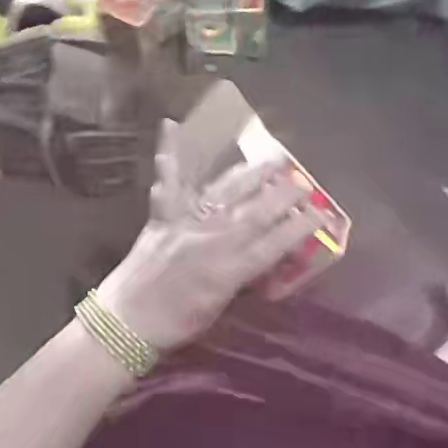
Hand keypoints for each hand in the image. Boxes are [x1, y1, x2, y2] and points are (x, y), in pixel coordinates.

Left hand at [96, 120, 320, 349]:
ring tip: (275, 157)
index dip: (301, 228)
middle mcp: (212, 239)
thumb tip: (261, 260)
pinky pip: (168, 181)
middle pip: (257, 211)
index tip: (322, 214)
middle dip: (285, 195)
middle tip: (305, 182)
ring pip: (225, 190)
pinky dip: (168, 152)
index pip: (275, 243)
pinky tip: (171, 122)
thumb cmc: (175, 325)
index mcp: (229, 270)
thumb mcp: (218, 308)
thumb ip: (240, 281)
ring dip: (252, 172)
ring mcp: (185, 223)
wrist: (125, 323)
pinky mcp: (161, 217)